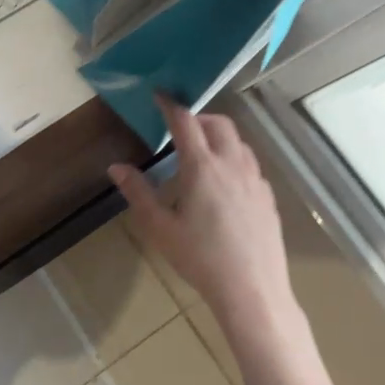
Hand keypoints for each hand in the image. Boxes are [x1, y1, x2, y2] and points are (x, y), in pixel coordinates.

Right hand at [110, 98, 297, 325]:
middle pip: (219, 123)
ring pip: (239, 142)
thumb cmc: (200, 258)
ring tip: (201, 152)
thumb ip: (138, 192)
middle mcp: (232, 164)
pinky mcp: (267, 197)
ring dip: (219, 136)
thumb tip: (116, 167)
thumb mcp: (159, 227)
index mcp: (202, 167)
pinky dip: (234, 157)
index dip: (170, 104)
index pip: (185, 122)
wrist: (252, 289)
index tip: (159, 94)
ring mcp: (255, 180)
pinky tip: (224, 182)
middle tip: (180, 127)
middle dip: (199, 117)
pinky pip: (250, 163)